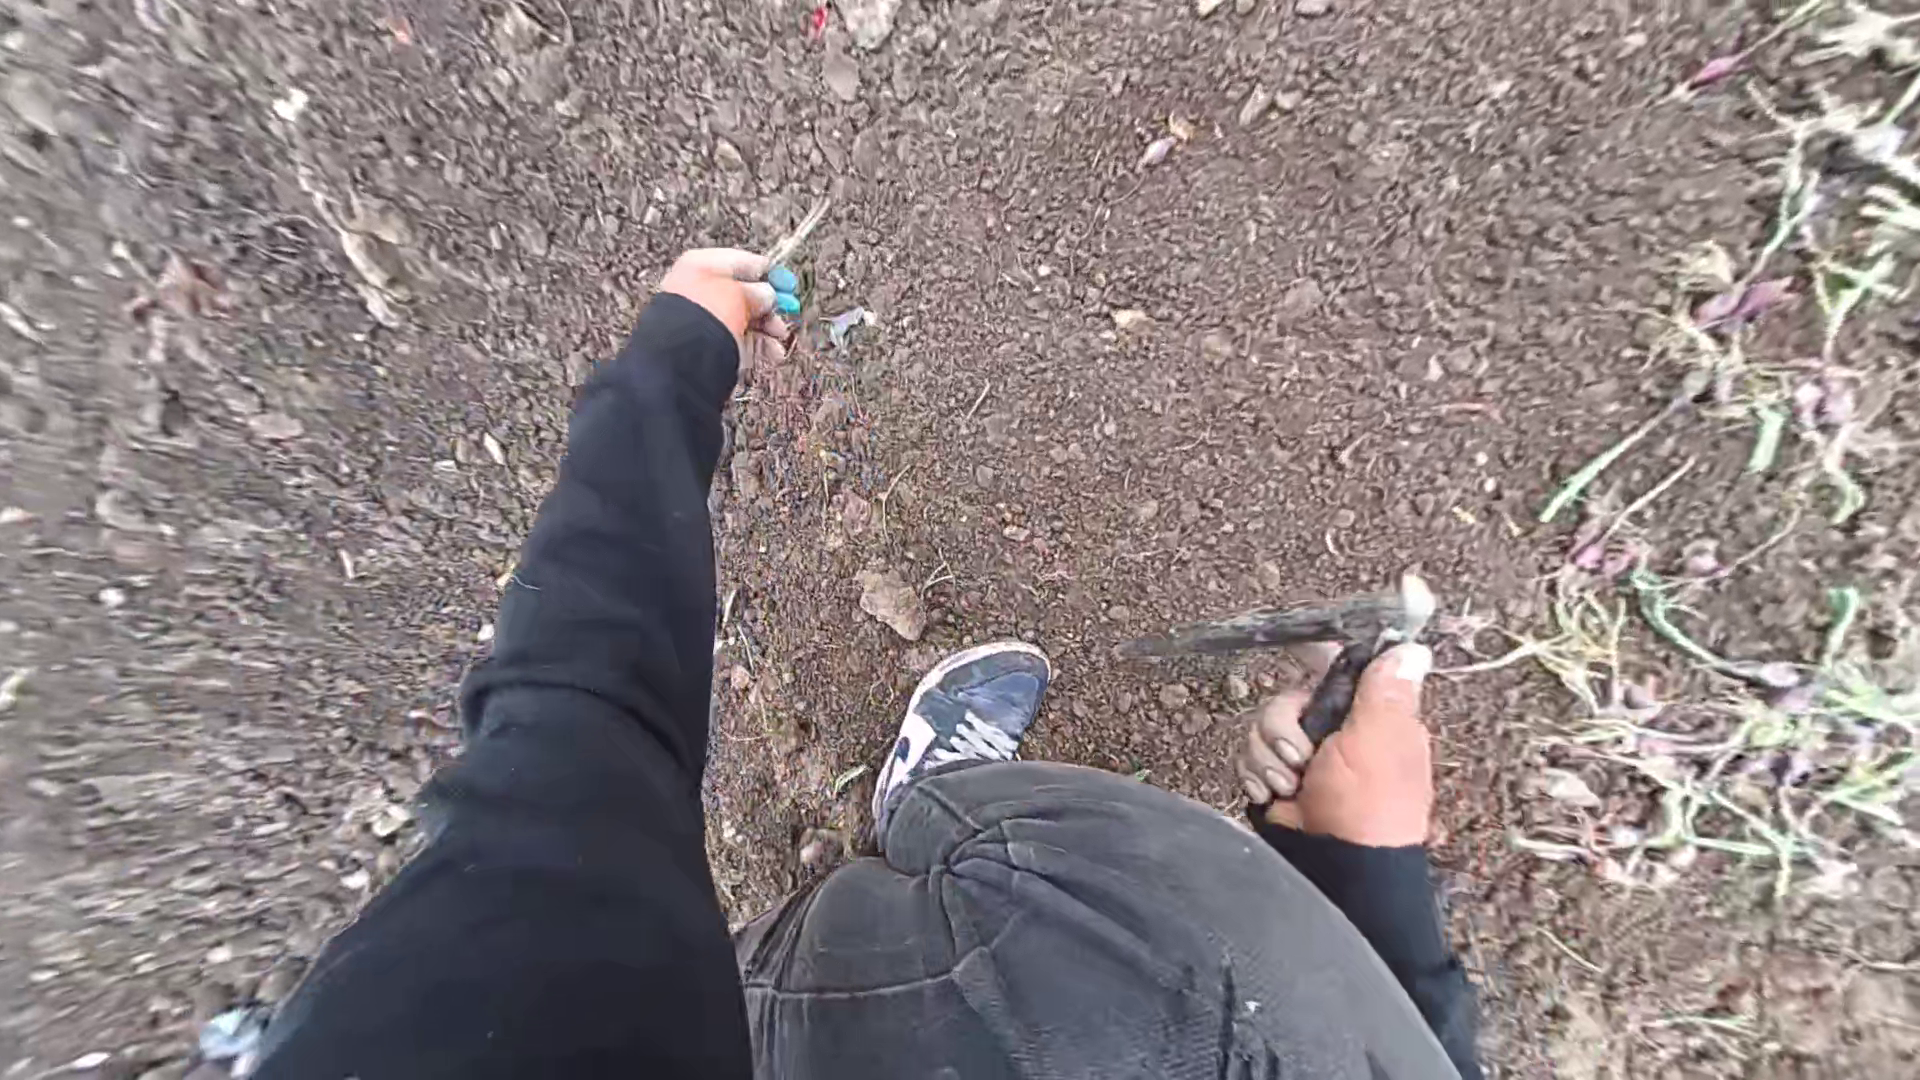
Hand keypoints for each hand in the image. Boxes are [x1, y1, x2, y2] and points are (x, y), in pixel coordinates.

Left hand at [657, 248, 794, 357]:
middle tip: (787, 315)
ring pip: (748, 320)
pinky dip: (761, 346)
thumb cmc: (707, 314)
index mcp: (703, 266)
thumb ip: (760, 292)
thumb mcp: (740, 294)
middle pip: (747, 295)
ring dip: (769, 330)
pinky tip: (773, 354)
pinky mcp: (713, 344)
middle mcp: (703, 290)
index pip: (743, 263)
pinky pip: (743, 341)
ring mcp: (708, 318)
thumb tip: (770, 295)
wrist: (686, 354)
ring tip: (780, 340)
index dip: (769, 275)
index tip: (788, 286)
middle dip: (770, 308)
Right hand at [1235, 643, 1434, 846]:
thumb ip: (1386, 693)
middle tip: (1299, 756)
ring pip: (1260, 726)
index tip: (1291, 648)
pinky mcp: (1275, 773)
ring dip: (1268, 756)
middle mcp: (1332, 731)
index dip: (1311, 657)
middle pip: (1283, 699)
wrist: (1334, 863)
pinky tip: (1270, 792)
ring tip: (1288, 784)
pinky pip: (1249, 753)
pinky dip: (1256, 773)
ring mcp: (1301, 754)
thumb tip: (1414, 648)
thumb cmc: (1367, 805)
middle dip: (1280, 727)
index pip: (1333, 670)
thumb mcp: (1381, 742)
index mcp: (1365, 717)